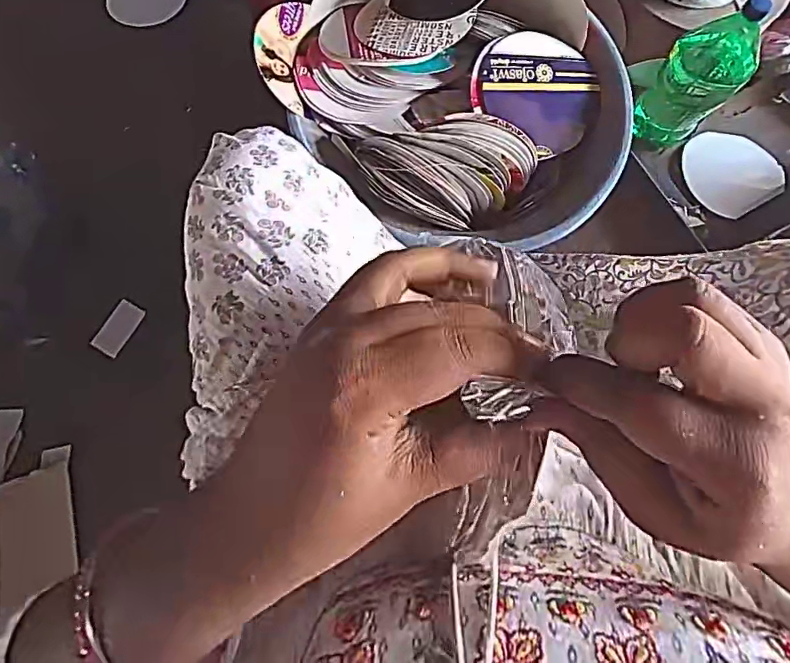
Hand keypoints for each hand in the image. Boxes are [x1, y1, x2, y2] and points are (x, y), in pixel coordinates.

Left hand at [207, 247, 543, 581]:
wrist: (245, 522)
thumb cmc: (323, 520)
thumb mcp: (410, 489)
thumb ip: (477, 448)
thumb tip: (532, 421)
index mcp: (367, 386)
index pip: (459, 347)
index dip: (511, 355)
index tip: (544, 368)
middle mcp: (347, 338)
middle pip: (442, 314)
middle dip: (497, 329)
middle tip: (532, 351)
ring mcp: (329, 322)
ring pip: (410, 279)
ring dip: (459, 285)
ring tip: (500, 299)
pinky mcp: (323, 320)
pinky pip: (377, 275)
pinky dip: (417, 267)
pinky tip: (447, 280)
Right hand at [525, 276, 789, 567]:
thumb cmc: (716, 515)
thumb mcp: (655, 509)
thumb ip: (600, 447)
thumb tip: (541, 402)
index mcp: (737, 467)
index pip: (649, 409)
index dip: (588, 386)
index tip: (553, 378)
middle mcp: (764, 405)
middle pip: (689, 332)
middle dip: (632, 340)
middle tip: (621, 369)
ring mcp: (769, 360)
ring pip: (694, 298)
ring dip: (645, 316)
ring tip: (638, 355)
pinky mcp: (762, 333)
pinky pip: (701, 293)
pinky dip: (661, 305)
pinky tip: (656, 342)